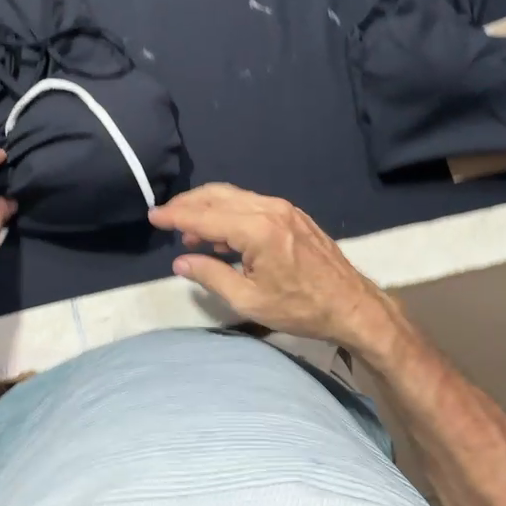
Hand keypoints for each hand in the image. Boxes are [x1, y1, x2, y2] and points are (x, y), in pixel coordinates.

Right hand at [148, 183, 401, 350]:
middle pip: (218, 197)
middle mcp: (270, 209)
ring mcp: (284, 210)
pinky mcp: (293, 216)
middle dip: (188, 205)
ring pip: (235, 197)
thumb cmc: (300, 308)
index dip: (175, 216)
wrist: (352, 306)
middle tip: (165, 217)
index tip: (152, 216)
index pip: (205, 217)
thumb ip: (211, 276)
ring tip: (189, 234)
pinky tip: (221, 236)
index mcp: (257, 229)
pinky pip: (252, 205)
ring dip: (208, 209)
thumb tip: (181, 261)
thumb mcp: (249, 300)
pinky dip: (229, 213)